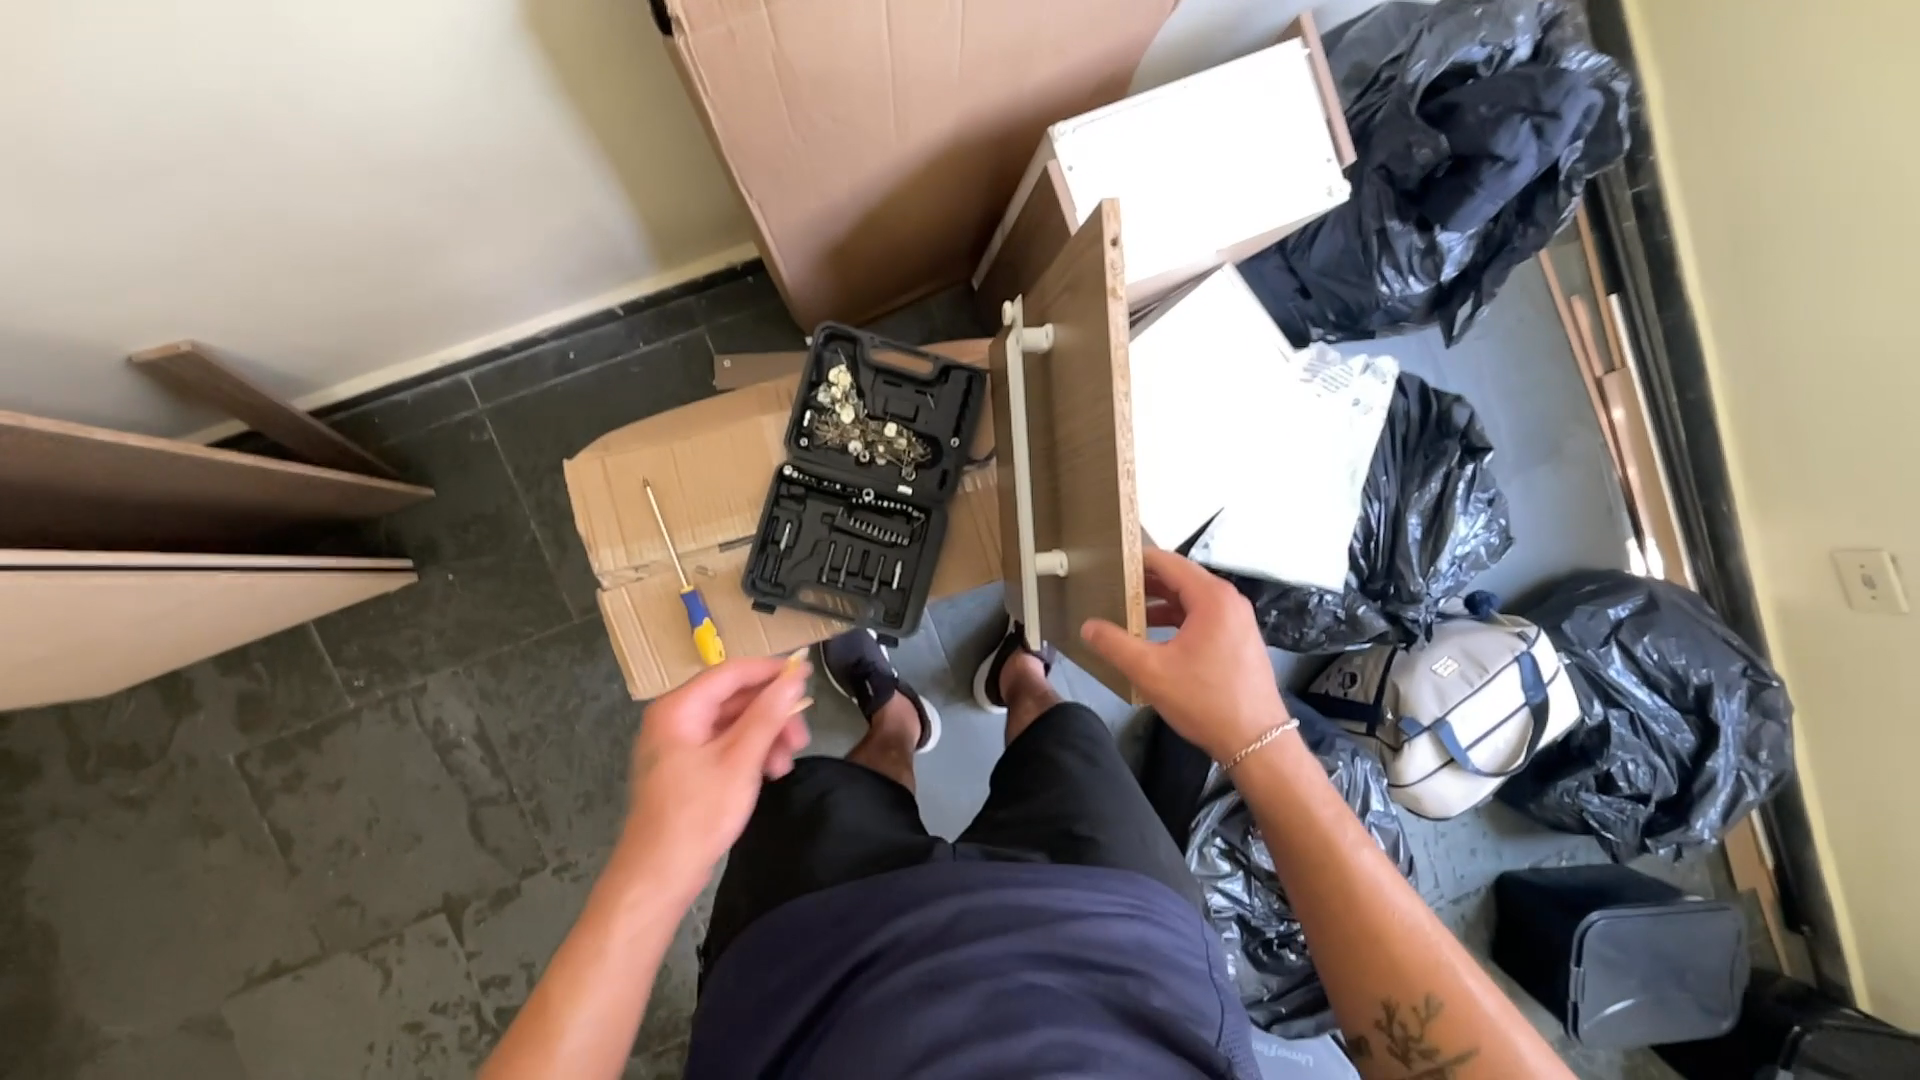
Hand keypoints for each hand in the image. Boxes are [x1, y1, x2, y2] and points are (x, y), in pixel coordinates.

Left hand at [618, 655, 811, 898]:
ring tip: (785, 763)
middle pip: (734, 698)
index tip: (807, 673)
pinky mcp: (687, 766)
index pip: (732, 672)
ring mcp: (680, 743)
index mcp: (679, 708)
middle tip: (801, 735)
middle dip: (772, 714)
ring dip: (765, 736)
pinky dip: (750, 752)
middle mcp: (675, 718)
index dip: (771, 671)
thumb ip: (768, 715)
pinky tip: (770, 772)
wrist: (659, 875)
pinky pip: (725, 744)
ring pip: (734, 722)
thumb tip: (793, 677)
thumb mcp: (740, 761)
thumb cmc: (698, 815)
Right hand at [1080, 548, 1290, 763]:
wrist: (1256, 741)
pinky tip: (1154, 636)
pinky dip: (1177, 619)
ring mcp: (1237, 621)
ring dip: (1160, 603)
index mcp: (1212, 598)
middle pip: (1180, 578)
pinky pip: (1202, 617)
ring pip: (1191, 599)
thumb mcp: (1150, 672)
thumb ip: (1114, 644)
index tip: (1109, 563)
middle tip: (1111, 587)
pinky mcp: (1239, 640)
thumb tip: (1088, 627)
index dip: (1136, 560)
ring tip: (1126, 612)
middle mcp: (1229, 601)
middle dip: (1145, 582)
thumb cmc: (1205, 701)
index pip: (1168, 562)